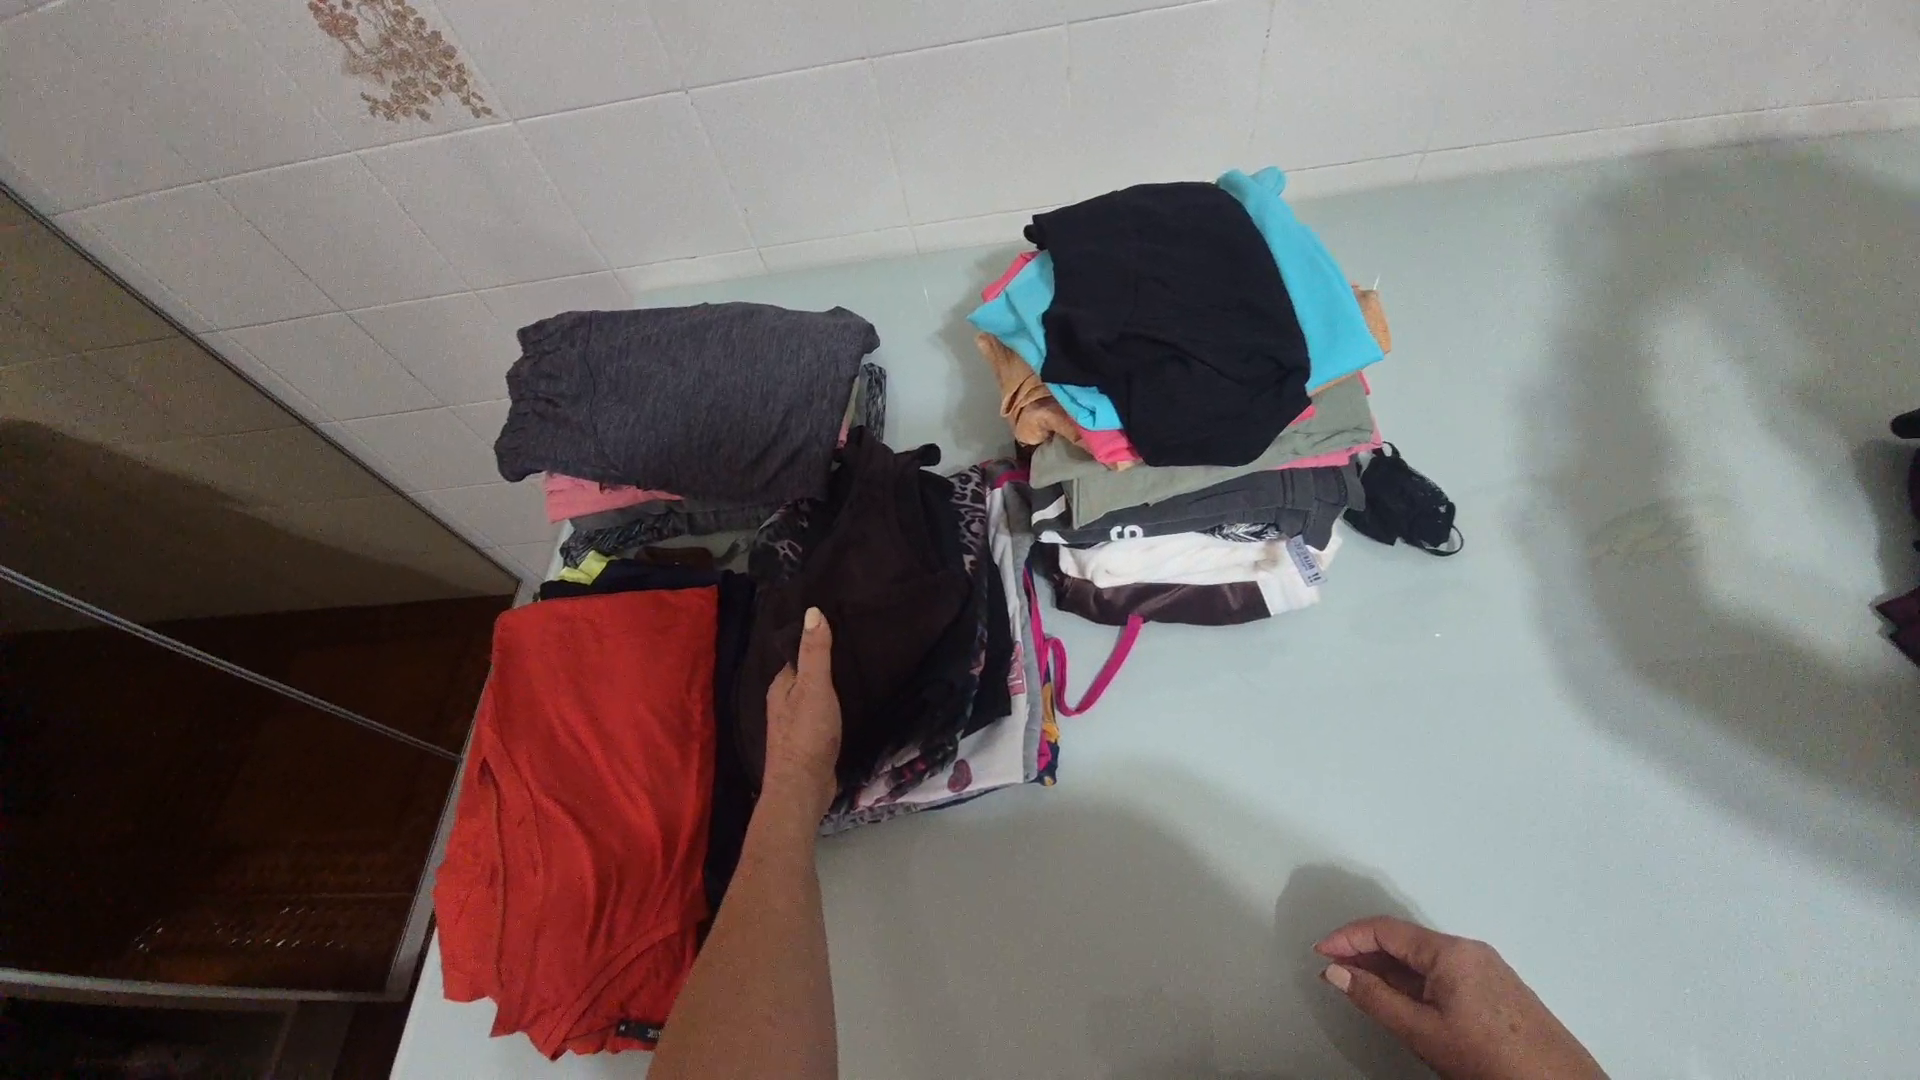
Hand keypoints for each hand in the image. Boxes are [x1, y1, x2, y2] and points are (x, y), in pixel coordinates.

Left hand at [762, 607, 842, 816]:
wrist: (803, 788)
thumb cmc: (807, 734)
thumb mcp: (815, 687)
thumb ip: (815, 652)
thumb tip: (813, 611)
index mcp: (781, 686)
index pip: (799, 655)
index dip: (817, 642)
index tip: (842, 629)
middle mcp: (784, 703)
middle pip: (806, 676)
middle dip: (825, 665)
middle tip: (857, 649)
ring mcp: (796, 724)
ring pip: (814, 696)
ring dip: (831, 688)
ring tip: (857, 672)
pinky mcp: (810, 742)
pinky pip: (822, 716)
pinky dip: (834, 708)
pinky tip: (850, 706)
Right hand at [1315, 916, 1606, 1079]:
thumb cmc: (1495, 1063)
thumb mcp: (1423, 1032)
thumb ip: (1374, 998)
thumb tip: (1336, 973)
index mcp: (1451, 951)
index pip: (1384, 930)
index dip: (1347, 938)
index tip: (1321, 952)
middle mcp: (1469, 950)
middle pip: (1403, 940)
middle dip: (1365, 953)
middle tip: (1334, 970)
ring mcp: (1487, 968)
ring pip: (1422, 958)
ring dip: (1388, 968)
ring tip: (1360, 985)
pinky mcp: (1497, 989)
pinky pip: (1442, 972)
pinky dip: (1413, 980)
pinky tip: (1400, 998)